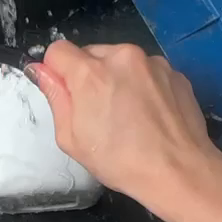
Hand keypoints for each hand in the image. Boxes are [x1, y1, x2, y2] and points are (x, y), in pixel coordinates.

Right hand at [30, 41, 221, 206]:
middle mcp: (122, 57)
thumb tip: (41, 72)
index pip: (58, 50)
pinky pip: (146, 71)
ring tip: (126, 115)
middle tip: (97, 112)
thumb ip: (55, 97)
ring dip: (116, 78)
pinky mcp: (174, 72)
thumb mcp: (71, 138)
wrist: (179, 171)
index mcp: (90, 72)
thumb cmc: (121, 162)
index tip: (66, 94)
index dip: (56, 72)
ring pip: (120, 61)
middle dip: (88, 76)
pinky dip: (142, 85)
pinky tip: (148, 114)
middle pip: (90, 53)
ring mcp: (152, 62)